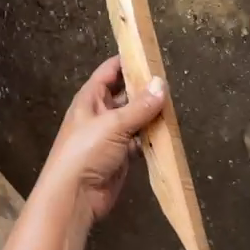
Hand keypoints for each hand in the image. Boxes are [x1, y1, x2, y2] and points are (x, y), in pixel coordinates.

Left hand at [36, 56, 167, 221]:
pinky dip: (152, 138)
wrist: (75, 196)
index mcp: (91, 97)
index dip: (127, 61)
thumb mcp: (113, 124)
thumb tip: (161, 83)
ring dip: (151, 115)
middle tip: (171, 84)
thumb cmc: (87, 150)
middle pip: (126, 94)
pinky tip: (168, 134)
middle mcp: (101, 112)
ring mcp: (111, 135)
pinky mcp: (121, 156)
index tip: (149, 53)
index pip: (110, 71)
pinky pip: (140, 141)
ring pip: (135, 118)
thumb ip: (139, 107)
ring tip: (174, 107)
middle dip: (145, 90)